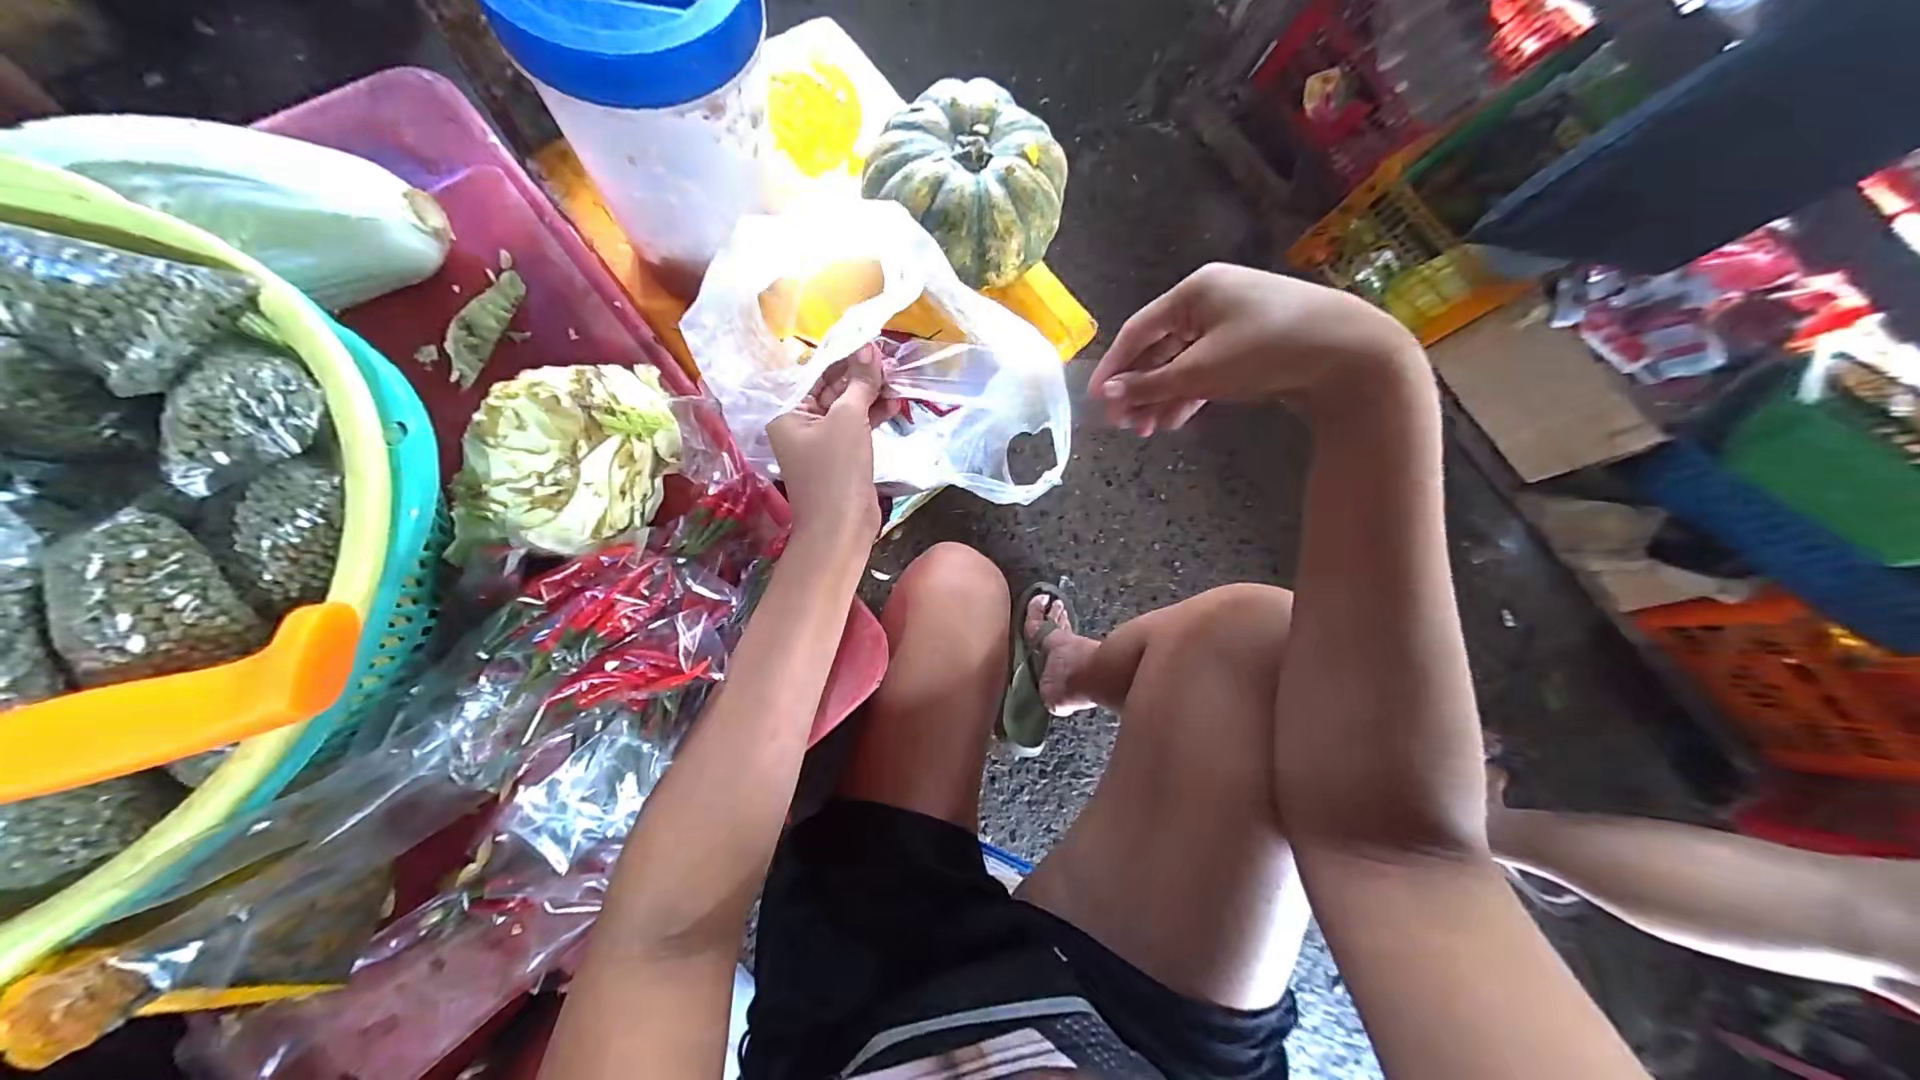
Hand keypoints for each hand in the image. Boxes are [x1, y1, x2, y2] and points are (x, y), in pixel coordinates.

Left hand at [767, 346, 891, 542]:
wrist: (841, 527)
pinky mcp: (841, 454)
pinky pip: (856, 425)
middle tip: (889, 359)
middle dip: (860, 374)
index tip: (871, 342)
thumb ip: (859, 383)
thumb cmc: (836, 470)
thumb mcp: (848, 419)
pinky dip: (873, 414)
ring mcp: (821, 440)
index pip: (814, 372)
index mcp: (787, 411)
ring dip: (871, 393)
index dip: (843, 356)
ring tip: (896, 378)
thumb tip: (869, 349)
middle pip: (830, 387)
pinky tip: (895, 402)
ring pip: (846, 406)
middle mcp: (799, 422)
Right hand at [1089, 263, 1424, 434]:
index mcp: (1194, 292)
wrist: (1351, 355)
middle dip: (1140, 388)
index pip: (1138, 330)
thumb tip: (1108, 395)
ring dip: (1163, 396)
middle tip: (1125, 425)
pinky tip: (1176, 420)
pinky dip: (1190, 394)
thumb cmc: (1266, 350)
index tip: (1096, 400)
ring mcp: (1233, 323)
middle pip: (1159, 348)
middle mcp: (1211, 301)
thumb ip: (1150, 384)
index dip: (1114, 367)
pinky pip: (1208, 369)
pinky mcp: (1252, 346)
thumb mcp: (1201, 370)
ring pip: (1183, 362)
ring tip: (1149, 431)